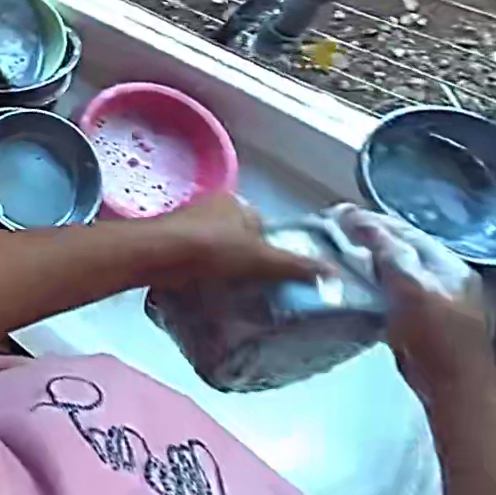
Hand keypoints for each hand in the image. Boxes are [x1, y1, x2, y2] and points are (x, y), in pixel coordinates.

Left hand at [142, 192, 328, 287]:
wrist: (161, 253)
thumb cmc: (213, 248)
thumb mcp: (262, 258)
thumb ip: (296, 265)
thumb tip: (334, 271)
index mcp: (234, 202)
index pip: (263, 225)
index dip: (273, 249)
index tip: (277, 277)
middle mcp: (212, 206)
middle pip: (240, 236)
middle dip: (248, 260)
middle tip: (258, 289)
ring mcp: (190, 222)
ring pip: (218, 247)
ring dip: (225, 267)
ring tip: (235, 292)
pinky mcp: (174, 239)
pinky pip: (198, 256)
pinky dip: (206, 271)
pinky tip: (210, 288)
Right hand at [337, 206, 495, 401]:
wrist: (452, 390)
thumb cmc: (435, 336)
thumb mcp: (409, 285)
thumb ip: (385, 249)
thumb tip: (357, 217)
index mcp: (450, 266)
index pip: (406, 231)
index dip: (373, 221)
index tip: (339, 214)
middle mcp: (445, 277)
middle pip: (400, 248)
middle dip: (367, 238)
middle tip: (334, 231)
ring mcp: (434, 298)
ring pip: (393, 267)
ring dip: (366, 258)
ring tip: (336, 251)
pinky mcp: (419, 317)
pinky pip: (389, 287)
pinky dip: (370, 279)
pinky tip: (350, 278)